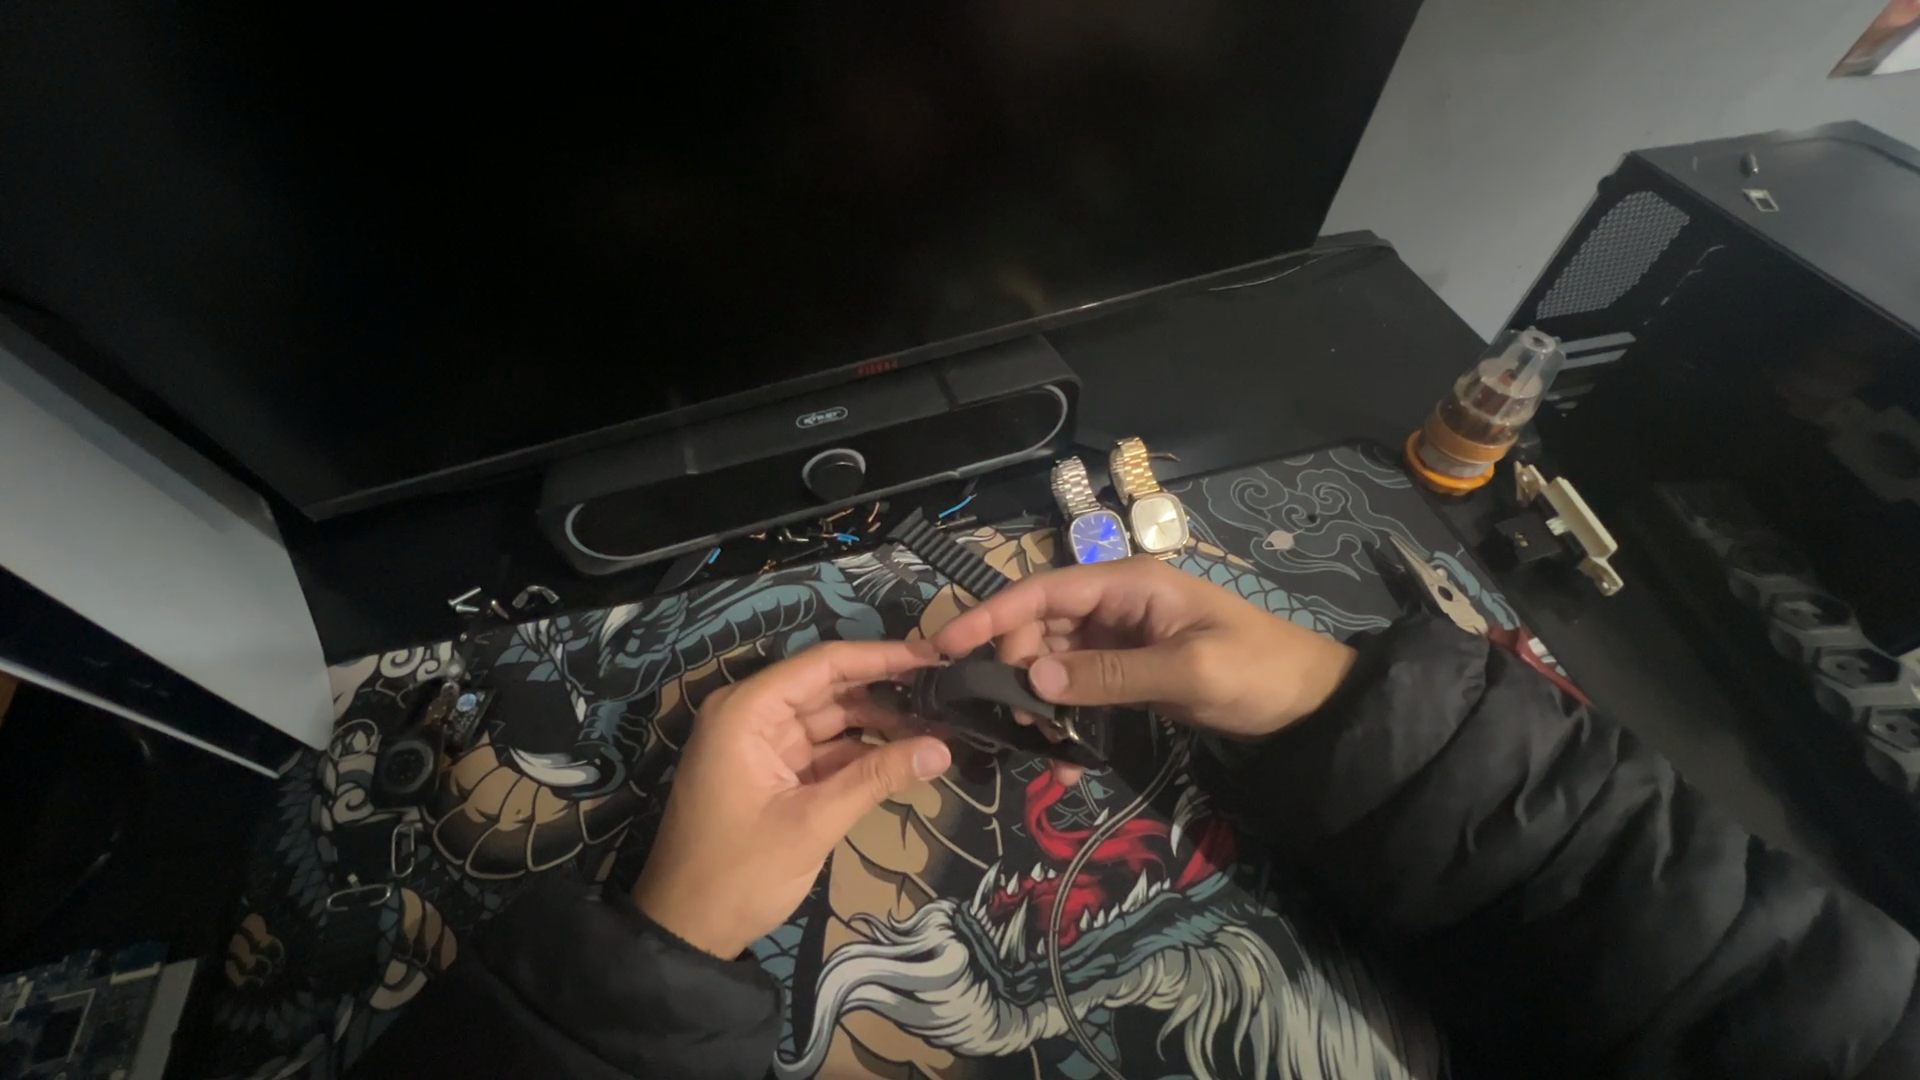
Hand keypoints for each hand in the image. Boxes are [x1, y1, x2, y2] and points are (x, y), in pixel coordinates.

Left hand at [632, 641, 952, 957]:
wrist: (685, 934)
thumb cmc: (739, 873)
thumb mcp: (813, 822)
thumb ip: (877, 778)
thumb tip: (943, 748)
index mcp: (749, 710)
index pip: (825, 665)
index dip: (882, 656)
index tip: (933, 655)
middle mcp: (755, 713)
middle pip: (831, 686)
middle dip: (887, 688)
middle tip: (945, 688)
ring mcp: (765, 742)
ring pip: (834, 716)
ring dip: (880, 720)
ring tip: (937, 719)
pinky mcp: (775, 769)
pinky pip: (827, 747)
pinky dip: (863, 749)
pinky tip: (906, 750)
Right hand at [931, 556, 1355, 780]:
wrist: (1308, 703)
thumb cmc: (1257, 670)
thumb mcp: (1190, 671)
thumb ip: (1111, 674)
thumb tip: (1032, 680)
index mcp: (1127, 583)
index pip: (1045, 590)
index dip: (993, 613)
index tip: (949, 644)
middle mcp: (1113, 604)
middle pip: (1040, 626)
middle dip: (1016, 667)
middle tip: (1012, 717)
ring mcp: (1117, 638)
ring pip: (1052, 660)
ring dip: (1038, 699)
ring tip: (1042, 742)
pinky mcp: (1123, 669)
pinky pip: (1077, 687)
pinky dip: (1064, 716)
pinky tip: (1065, 754)